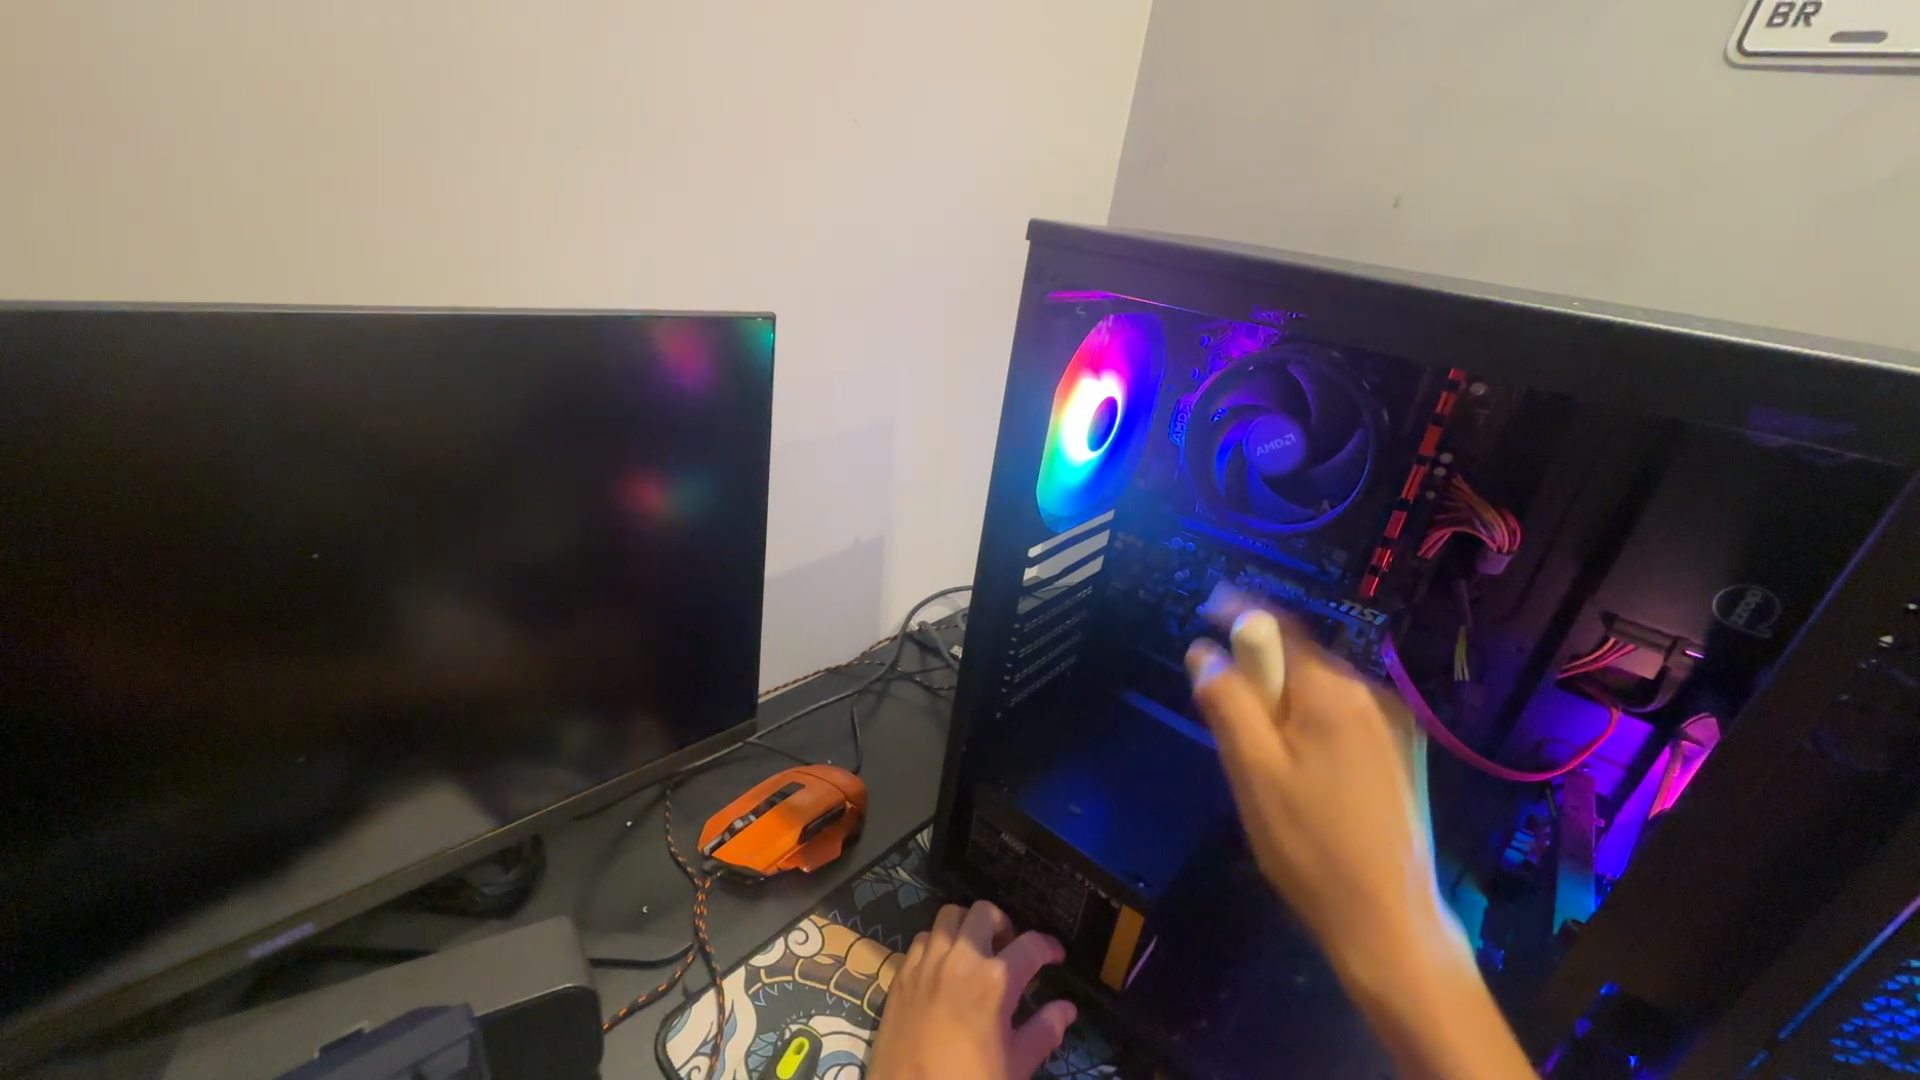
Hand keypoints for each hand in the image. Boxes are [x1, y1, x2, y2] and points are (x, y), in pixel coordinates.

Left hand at [867, 901, 1076, 1079]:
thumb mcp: (1016, 1065)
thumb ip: (1044, 1031)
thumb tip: (1066, 1008)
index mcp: (995, 980)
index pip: (1030, 945)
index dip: (1049, 946)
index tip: (1055, 956)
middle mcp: (960, 958)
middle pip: (985, 912)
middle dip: (1004, 925)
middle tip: (1009, 951)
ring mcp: (927, 962)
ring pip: (949, 916)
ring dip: (967, 927)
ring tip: (974, 953)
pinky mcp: (902, 974)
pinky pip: (922, 939)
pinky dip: (937, 943)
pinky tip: (943, 968)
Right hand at [1185, 595, 1463, 982]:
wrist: (1390, 923)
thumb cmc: (1309, 845)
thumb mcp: (1252, 771)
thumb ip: (1227, 701)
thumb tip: (1204, 650)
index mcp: (1333, 692)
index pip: (1278, 626)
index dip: (1239, 613)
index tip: (1208, 607)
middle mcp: (1372, 695)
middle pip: (1300, 660)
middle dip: (1261, 678)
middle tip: (1234, 728)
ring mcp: (1395, 726)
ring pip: (1321, 692)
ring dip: (1286, 706)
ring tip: (1269, 767)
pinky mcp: (1404, 756)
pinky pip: (1344, 719)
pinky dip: (1313, 727)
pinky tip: (1307, 780)